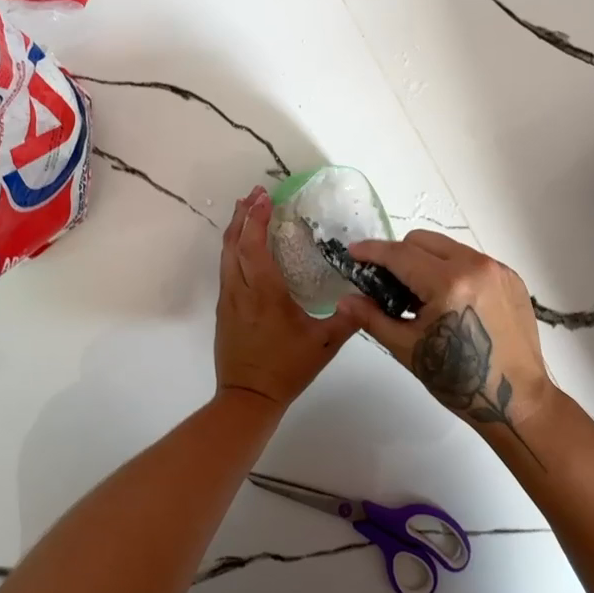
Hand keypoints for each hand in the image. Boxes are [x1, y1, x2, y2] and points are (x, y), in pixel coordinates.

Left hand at [213, 187, 359, 410]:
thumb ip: (348, 319)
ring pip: (225, 256)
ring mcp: (228, 300)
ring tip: (245, 210)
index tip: (264, 196)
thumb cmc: (286, 370)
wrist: (247, 399)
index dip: (257, 218)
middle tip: (254, 193)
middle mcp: (240, 290)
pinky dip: (233, 249)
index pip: (254, 245)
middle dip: (242, 215)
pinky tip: (243, 248)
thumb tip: (369, 297)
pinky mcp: (224, 311)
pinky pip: (226, 270)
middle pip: (233, 243)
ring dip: (235, 230)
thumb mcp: (324, 345)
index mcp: (264, 293)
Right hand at [336, 232, 555, 458]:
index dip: (372, 252)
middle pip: (423, 241)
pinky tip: (449, 302)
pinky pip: (470, 260)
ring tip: (420, 296)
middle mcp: (475, 266)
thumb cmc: (458, 380)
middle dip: (399, 255)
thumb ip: (373, 318)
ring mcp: (497, 269)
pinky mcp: (511, 278)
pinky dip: (452, 271)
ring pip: (447, 248)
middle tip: (387, 283)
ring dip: (426, 261)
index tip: (353, 252)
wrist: (516, 400)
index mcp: (449, 284)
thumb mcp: (408, 349)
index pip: (400, 255)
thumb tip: (344, 300)